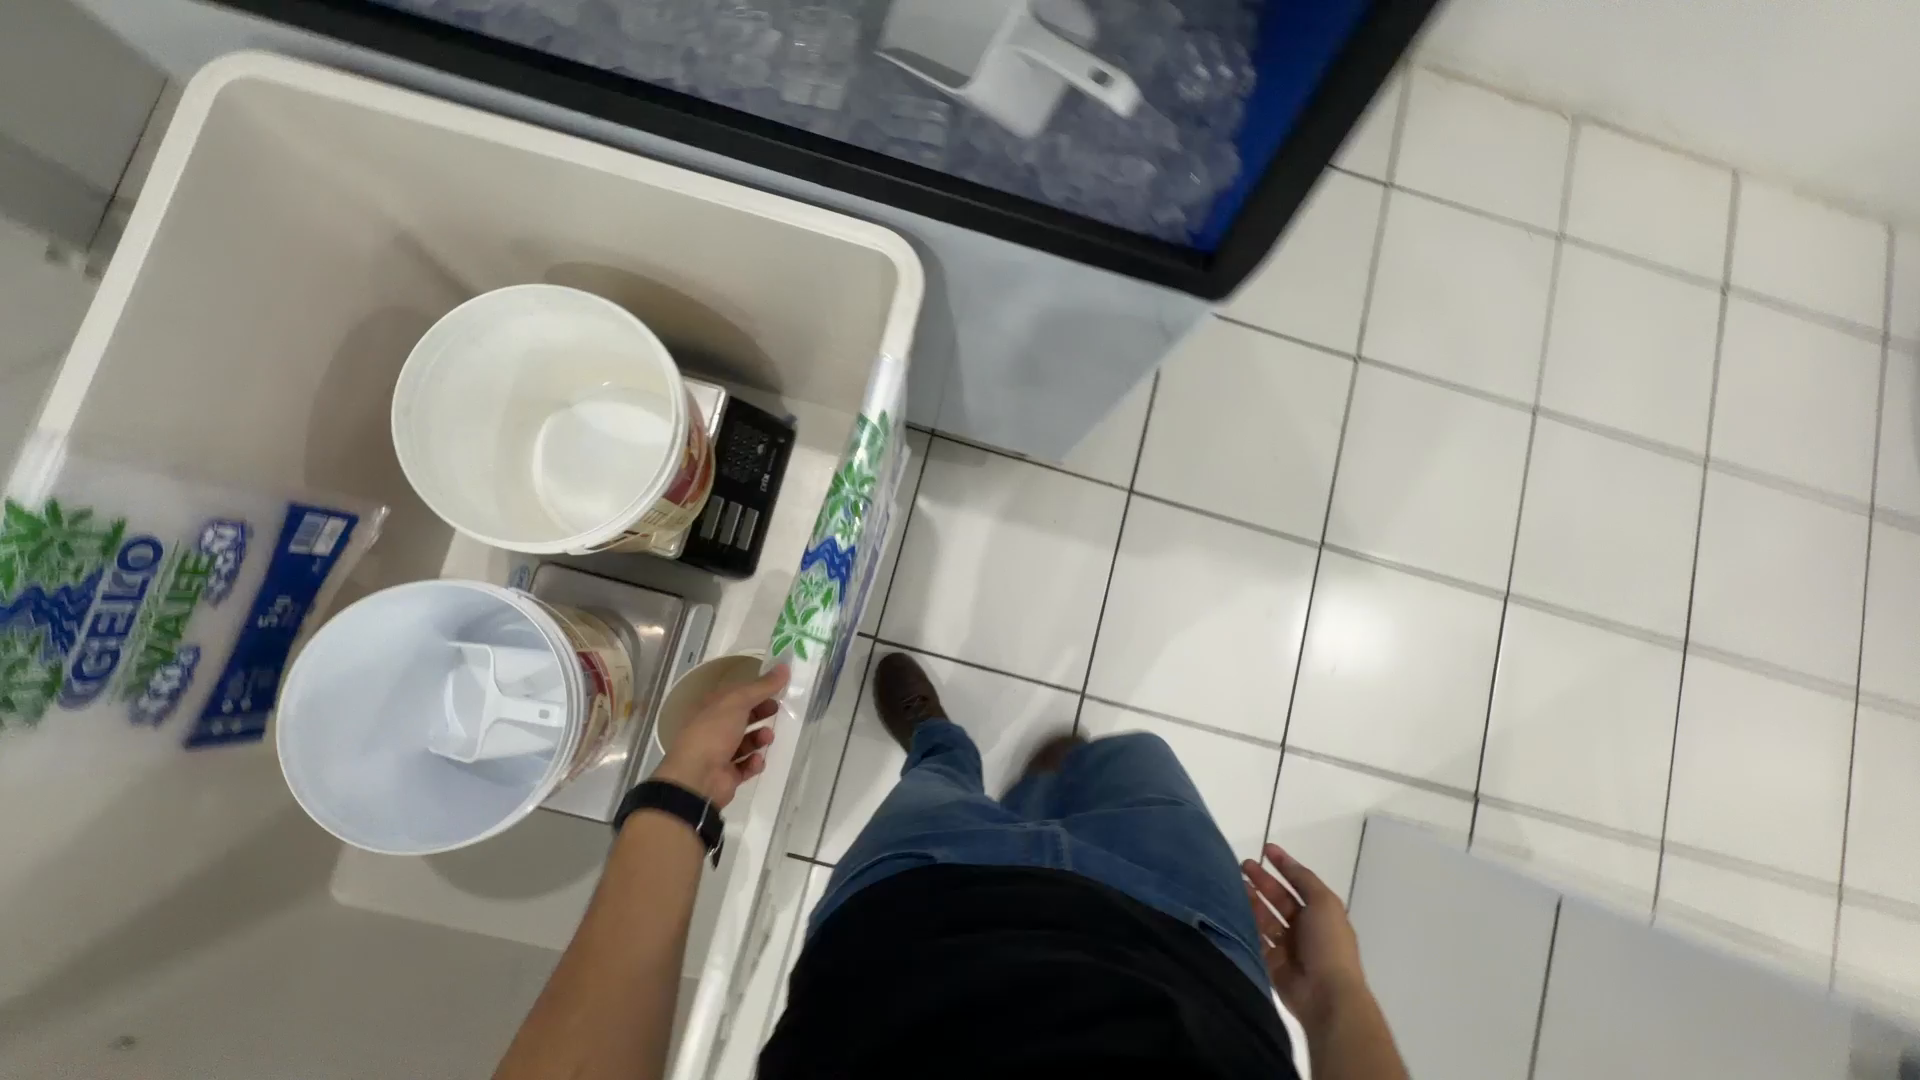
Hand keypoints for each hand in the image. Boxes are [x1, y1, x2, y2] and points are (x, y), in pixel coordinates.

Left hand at [654, 664, 789, 809]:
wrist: (697, 778)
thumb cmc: (714, 733)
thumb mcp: (738, 702)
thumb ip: (762, 686)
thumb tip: (784, 666)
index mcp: (711, 708)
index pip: (735, 695)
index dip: (755, 691)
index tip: (777, 689)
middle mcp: (713, 729)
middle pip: (742, 717)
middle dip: (760, 713)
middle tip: (776, 711)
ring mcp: (719, 753)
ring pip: (746, 742)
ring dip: (759, 739)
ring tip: (767, 738)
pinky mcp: (727, 776)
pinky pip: (746, 766)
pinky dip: (753, 763)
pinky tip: (756, 761)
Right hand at [1243, 843, 1368, 1026]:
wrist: (1326, 995)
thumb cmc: (1329, 944)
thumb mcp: (1324, 902)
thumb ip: (1304, 879)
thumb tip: (1285, 860)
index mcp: (1321, 914)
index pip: (1300, 883)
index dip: (1284, 865)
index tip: (1265, 849)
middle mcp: (1305, 928)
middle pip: (1279, 899)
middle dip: (1262, 881)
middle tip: (1243, 865)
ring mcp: (1288, 947)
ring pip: (1265, 917)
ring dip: (1251, 899)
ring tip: (1234, 884)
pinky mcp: (1271, 963)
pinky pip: (1255, 939)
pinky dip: (1245, 924)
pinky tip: (1232, 910)